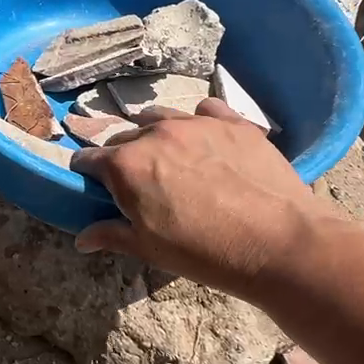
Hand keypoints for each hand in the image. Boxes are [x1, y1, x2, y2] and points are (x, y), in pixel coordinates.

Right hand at [69, 98, 354, 296]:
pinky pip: (206, 109)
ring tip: (169, 157)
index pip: (88, 158)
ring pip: (161, 117)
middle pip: (125, 136)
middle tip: (140, 183)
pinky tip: (208, 142)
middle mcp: (155, 134)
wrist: (280, 243)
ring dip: (155, 134)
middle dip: (124, 156)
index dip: (87, 173)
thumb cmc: (205, 253)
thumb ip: (112, 235)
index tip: (96, 186)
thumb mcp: (150, 250)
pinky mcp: (234, 122)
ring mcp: (196, 123)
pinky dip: (199, 121)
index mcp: (126, 165)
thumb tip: (82, 238)